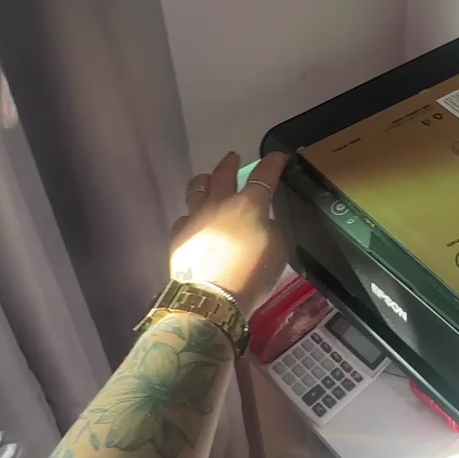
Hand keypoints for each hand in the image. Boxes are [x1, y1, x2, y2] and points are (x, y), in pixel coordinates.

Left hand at [169, 151, 290, 308]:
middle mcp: (220, 204)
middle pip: (223, 173)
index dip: (273, 162)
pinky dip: (192, 216)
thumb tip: (264, 221)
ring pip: (197, 187)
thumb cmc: (251, 276)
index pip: (264, 175)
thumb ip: (273, 229)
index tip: (279, 157)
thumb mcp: (278, 252)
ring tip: (209, 180)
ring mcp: (195, 217)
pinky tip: (196, 222)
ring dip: (206, 180)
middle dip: (231, 163)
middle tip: (235, 159)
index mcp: (249, 205)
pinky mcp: (179, 235)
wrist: (210, 300)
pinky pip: (184, 217)